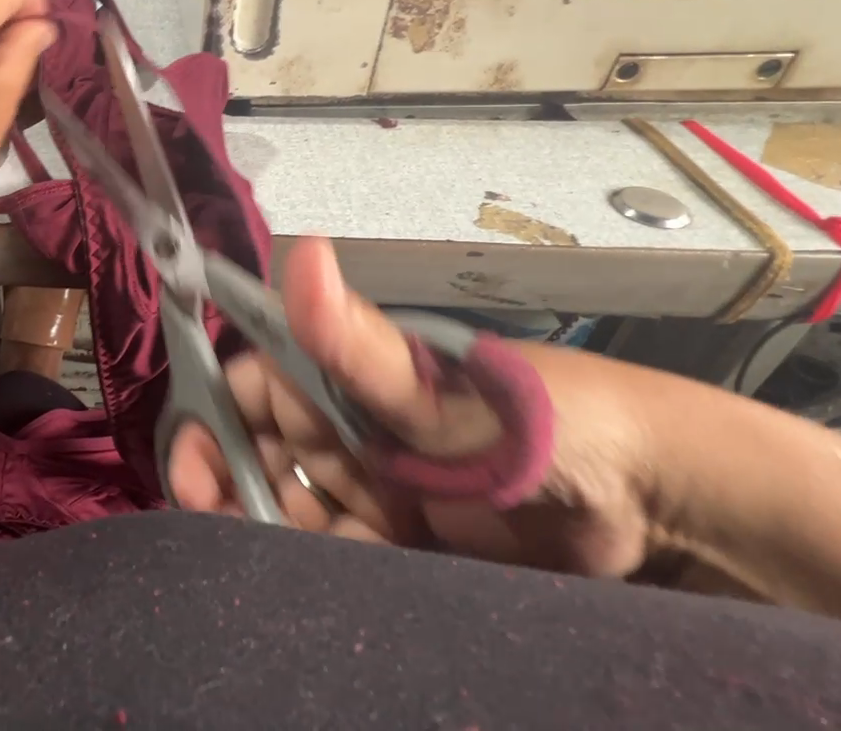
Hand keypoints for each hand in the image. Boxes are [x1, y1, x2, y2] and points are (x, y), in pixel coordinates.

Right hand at [168, 237, 671, 578]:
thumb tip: (298, 251)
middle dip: (229, 496)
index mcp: (331, 379)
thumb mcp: (428, 387)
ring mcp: (367, 487)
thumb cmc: (528, 420)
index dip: (204, 431)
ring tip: (280, 571)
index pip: (238, 396)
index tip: (190, 482)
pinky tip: (325, 588)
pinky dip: (323, 572)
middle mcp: (338, 428)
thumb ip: (352, 339)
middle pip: (253, 460)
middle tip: (221, 541)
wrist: (650, 500)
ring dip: (273, 540)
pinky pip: (337, 558)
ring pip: (288, 512)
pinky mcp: (397, 544)